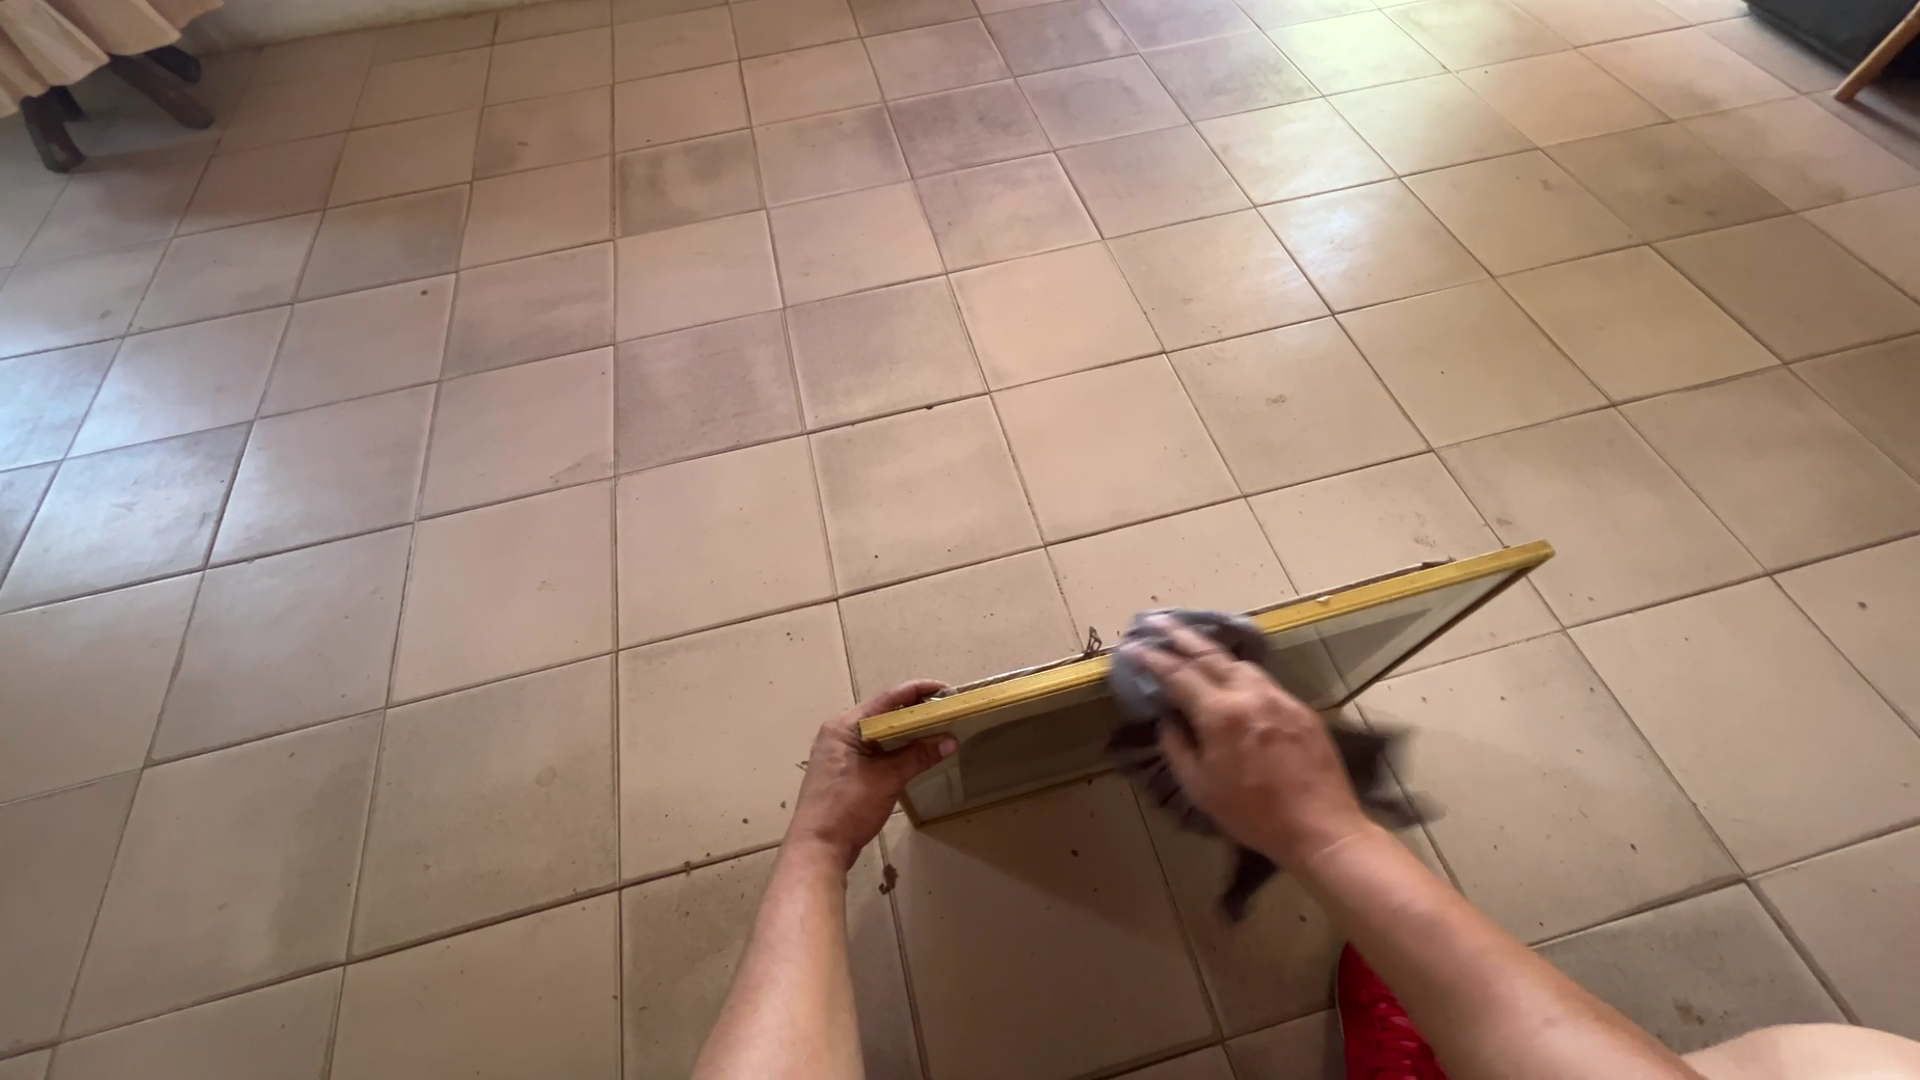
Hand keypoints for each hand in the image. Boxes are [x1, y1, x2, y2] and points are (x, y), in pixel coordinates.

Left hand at [786, 680, 957, 870]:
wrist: (817, 850)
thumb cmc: (847, 808)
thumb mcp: (886, 779)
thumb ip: (918, 756)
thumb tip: (951, 740)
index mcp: (844, 726)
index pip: (887, 699)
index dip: (918, 691)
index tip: (945, 689)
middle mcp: (840, 732)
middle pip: (883, 713)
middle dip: (915, 711)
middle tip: (946, 710)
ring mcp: (840, 752)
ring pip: (880, 732)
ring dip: (907, 730)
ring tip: (937, 727)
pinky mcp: (845, 770)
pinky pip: (876, 749)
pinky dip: (896, 747)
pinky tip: (916, 751)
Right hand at [1126, 617, 1373, 869]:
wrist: (1323, 829)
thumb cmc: (1253, 815)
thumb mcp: (1199, 788)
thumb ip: (1177, 746)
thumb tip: (1169, 719)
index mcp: (1220, 714)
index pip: (1177, 674)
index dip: (1151, 658)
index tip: (1130, 647)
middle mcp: (1249, 695)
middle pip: (1208, 654)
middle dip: (1178, 634)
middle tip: (1156, 620)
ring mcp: (1279, 698)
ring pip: (1238, 663)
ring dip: (1210, 650)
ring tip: (1190, 642)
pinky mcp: (1300, 709)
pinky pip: (1261, 681)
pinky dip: (1237, 671)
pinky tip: (1230, 676)